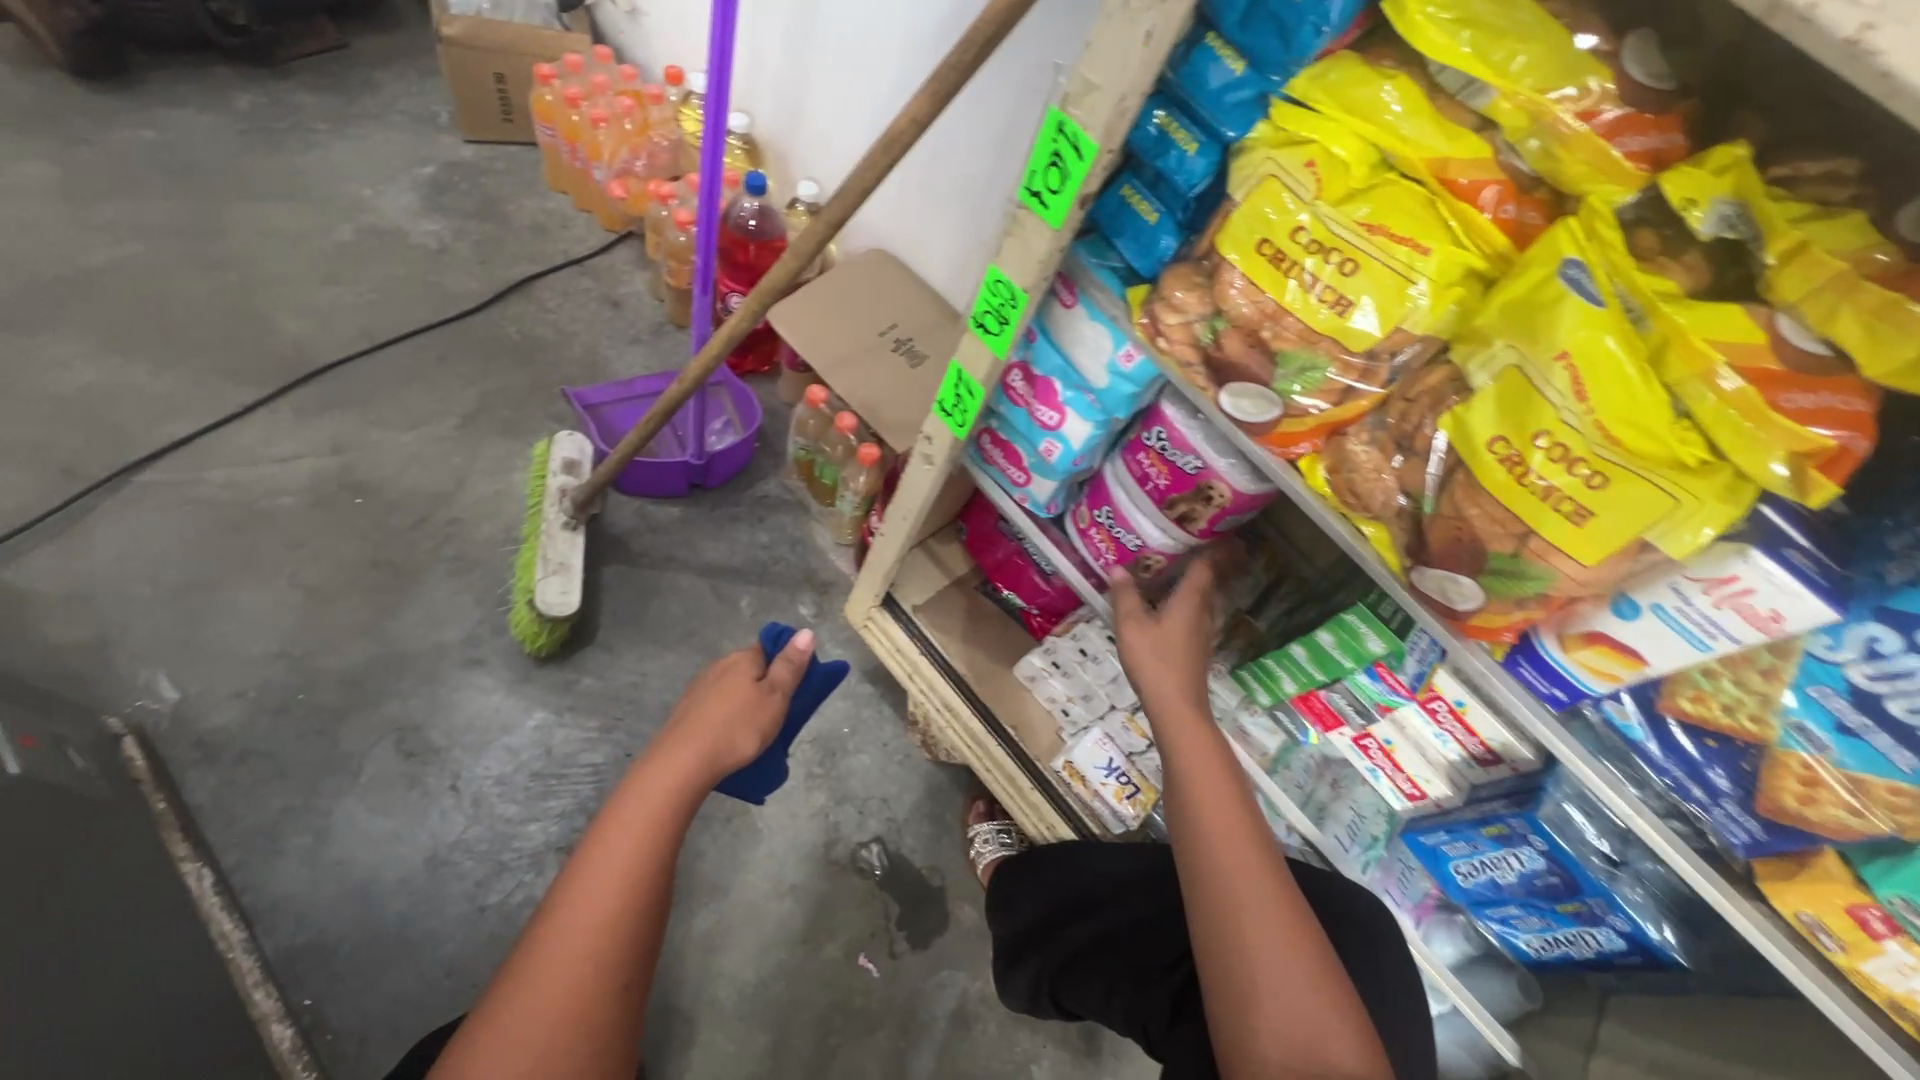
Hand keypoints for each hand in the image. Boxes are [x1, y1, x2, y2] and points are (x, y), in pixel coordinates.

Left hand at [653, 629, 814, 783]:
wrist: (684, 762)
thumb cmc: (738, 728)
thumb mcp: (775, 697)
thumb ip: (790, 665)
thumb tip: (806, 631)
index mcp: (743, 658)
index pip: (771, 648)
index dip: (786, 663)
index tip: (796, 688)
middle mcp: (720, 665)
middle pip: (751, 669)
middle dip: (767, 686)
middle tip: (781, 714)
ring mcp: (700, 687)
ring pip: (733, 688)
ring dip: (746, 702)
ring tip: (757, 730)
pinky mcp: (688, 710)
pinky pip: (717, 706)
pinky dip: (728, 716)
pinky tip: (731, 735)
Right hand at [1108, 552, 1223, 723]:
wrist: (1177, 707)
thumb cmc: (1154, 661)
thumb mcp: (1131, 625)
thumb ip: (1125, 595)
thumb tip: (1118, 568)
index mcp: (1191, 599)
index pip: (1206, 564)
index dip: (1209, 545)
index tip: (1202, 527)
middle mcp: (1203, 610)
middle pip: (1209, 579)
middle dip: (1202, 560)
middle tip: (1183, 543)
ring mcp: (1203, 630)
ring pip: (1202, 597)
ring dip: (1192, 582)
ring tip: (1171, 569)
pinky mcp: (1198, 646)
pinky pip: (1195, 612)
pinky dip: (1186, 601)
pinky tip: (1167, 605)